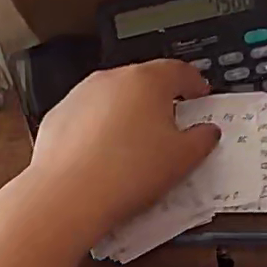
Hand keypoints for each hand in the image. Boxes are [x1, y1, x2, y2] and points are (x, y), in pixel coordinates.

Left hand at [20, 59, 217, 245]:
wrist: (70, 195)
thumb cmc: (128, 174)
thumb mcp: (182, 160)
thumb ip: (201, 139)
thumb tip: (206, 133)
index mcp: (148, 81)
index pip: (180, 71)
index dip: (194, 83)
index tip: (199, 94)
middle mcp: (112, 79)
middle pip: (144, 82)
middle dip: (159, 102)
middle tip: (170, 129)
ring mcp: (81, 95)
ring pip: (113, 99)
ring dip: (127, 116)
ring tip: (135, 150)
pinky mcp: (60, 116)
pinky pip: (88, 118)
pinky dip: (99, 131)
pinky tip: (106, 159)